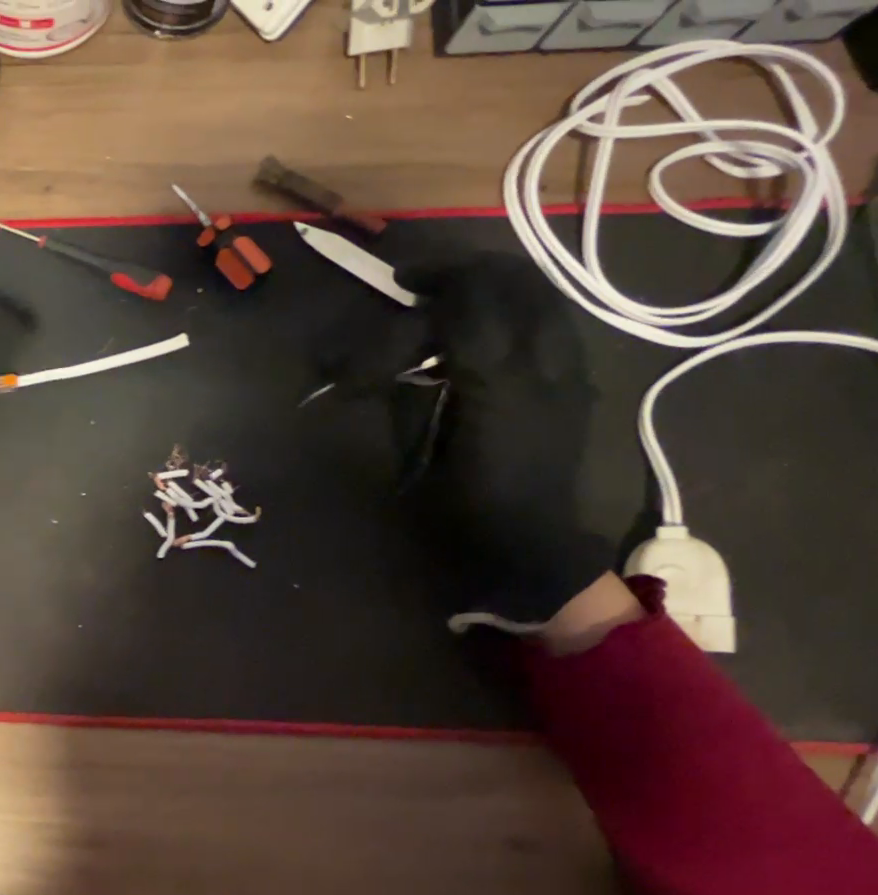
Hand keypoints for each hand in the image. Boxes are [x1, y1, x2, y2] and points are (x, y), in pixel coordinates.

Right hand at [397, 254, 612, 628]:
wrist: (529, 552)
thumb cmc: (458, 514)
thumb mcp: (414, 458)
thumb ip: (405, 398)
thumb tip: (390, 358)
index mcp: (499, 388)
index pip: (471, 305)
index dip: (434, 282)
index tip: (398, 281)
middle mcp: (544, 369)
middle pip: (517, 286)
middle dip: (468, 270)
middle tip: (423, 278)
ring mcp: (570, 375)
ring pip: (544, 297)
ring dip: (497, 282)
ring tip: (454, 291)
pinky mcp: (577, 386)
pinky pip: (554, 324)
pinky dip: (520, 308)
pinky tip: (489, 324)